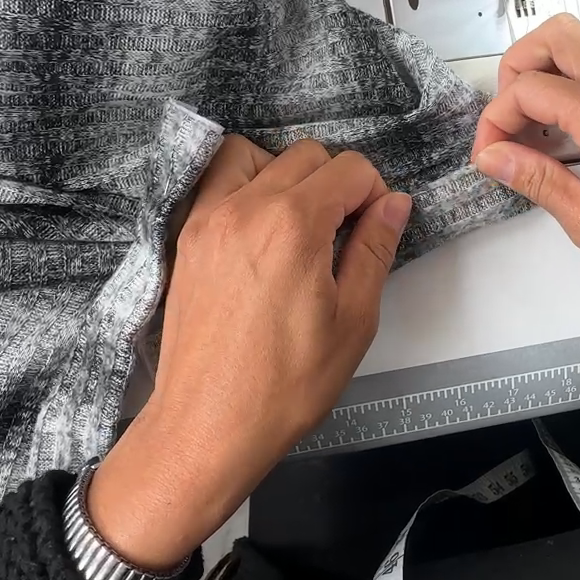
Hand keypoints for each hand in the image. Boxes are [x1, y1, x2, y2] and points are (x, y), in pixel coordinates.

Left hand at [88, 136, 411, 568]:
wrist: (208, 425)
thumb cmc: (288, 382)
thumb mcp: (354, 319)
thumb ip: (374, 248)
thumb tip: (394, 203)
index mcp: (295, 224)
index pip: (350, 169)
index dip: (374, 194)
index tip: (373, 230)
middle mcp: (246, 205)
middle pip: (307, 155)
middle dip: (336, 182)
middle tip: (342, 233)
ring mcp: (208, 217)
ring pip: (255, 154)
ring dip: (285, 173)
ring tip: (296, 223)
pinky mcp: (185, 236)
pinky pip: (214, 179)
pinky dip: (242, 182)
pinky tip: (257, 228)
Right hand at [469, 14, 579, 315]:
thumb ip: (535, 178)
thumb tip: (493, 156)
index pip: (527, 89)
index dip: (495, 120)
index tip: (490, 155)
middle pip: (554, 37)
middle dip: (516, 70)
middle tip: (509, 121)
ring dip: (552, 58)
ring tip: (537, 110)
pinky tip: (572, 115)